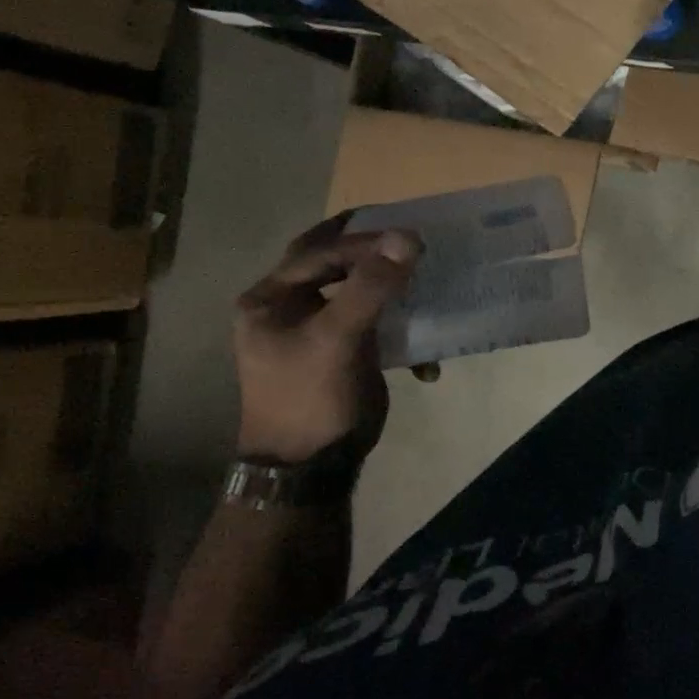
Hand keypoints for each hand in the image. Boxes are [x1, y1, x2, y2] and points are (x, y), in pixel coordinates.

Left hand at [232, 216, 419, 463]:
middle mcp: (288, 309)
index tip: (412, 234)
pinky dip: (402, 324)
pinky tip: (425, 347)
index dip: (364, 239)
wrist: (310, 465)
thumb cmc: (310, 396)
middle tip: (413, 234)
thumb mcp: (338, 338)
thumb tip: (407, 236)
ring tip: (428, 272)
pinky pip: (377, 321)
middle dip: (373, 249)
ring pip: (359, 290)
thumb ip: (371, 286)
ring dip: (393, 283)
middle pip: (334, 263)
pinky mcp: (344, 351)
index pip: (318, 251)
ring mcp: (316, 331)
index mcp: (269, 300)